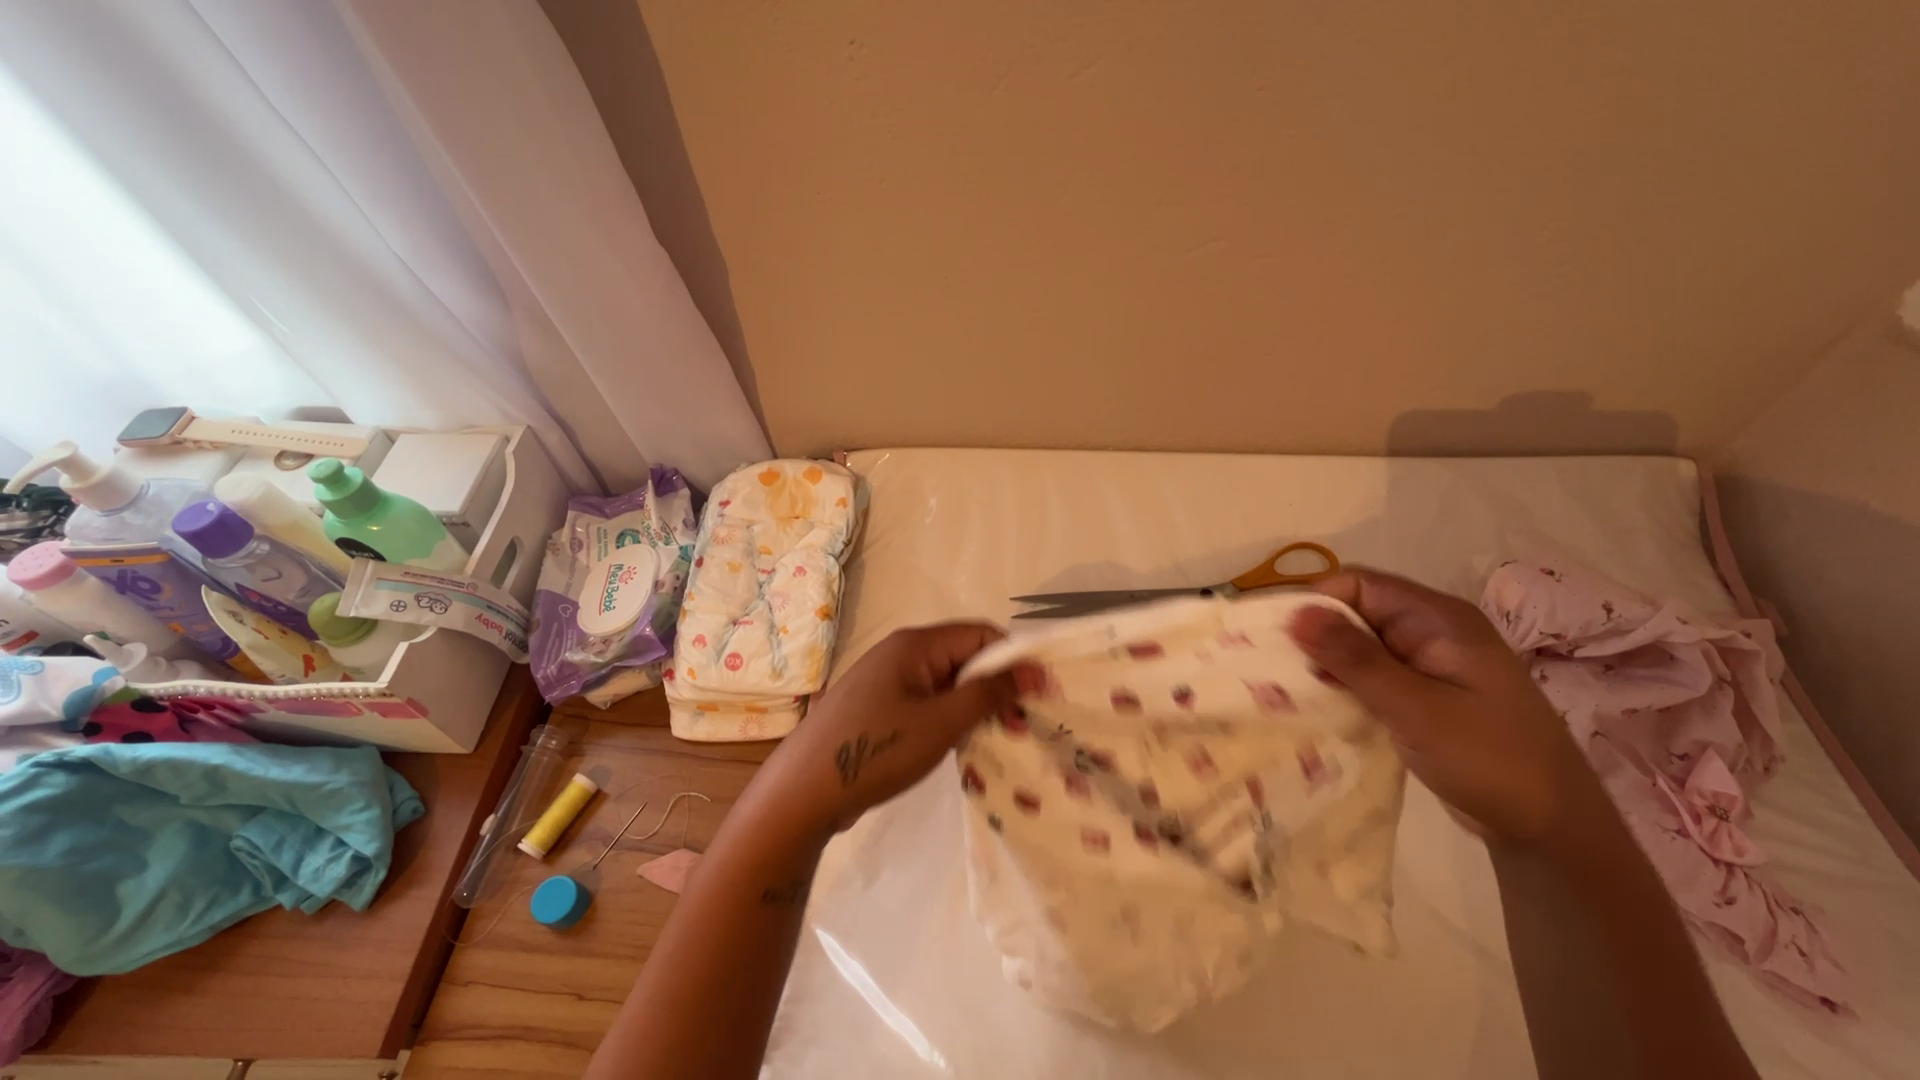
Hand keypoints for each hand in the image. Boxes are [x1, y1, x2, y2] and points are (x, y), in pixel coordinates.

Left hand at [766, 622, 1025, 832]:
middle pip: (964, 657)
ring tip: (997, 738)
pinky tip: (960, 747)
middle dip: (997, 686)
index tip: (1042, 694)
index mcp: (915, 645)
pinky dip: (948, 719)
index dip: (1015, 659)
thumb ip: (989, 694)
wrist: (803, 792)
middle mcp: (900, 654)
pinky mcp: (877, 710)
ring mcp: (885, 682)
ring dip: (974, 706)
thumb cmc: (877, 750)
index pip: (981, 634)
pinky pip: (925, 703)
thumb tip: (1031, 670)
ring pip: (945, 684)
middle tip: (1023, 724)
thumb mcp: (942, 723)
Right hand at [1287, 568, 1602, 843]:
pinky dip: (1344, 688)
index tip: (1277, 639)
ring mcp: (1428, 667)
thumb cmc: (1488, 758)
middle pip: (1356, 613)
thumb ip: (1355, 659)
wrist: (1550, 827)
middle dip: (1315, 636)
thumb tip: (1296, 614)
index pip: (1360, 585)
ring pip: (1360, 648)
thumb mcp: (1415, 708)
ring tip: (1285, 693)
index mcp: (1438, 619)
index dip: (1316, 603)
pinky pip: (1372, 679)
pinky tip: (1318, 708)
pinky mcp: (1423, 698)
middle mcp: (1431, 632)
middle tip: (1273, 671)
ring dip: (1326, 665)